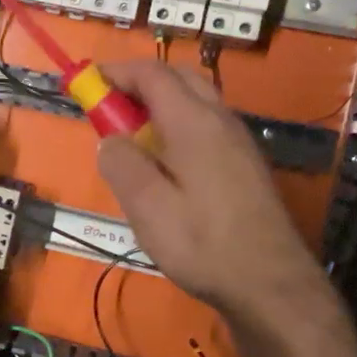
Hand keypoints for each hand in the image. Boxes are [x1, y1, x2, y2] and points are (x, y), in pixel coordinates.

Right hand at [94, 61, 356, 356]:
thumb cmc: (203, 244)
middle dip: (139, 83)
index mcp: (194, 122)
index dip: (115, 72)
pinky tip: (166, 165)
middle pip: (178, 78)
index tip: (85, 84)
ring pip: (196, 101)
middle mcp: (221, 120)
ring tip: (132, 139)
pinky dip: (179, 125)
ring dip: (160, 104)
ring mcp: (239, 142)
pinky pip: (207, 125)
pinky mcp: (247, 165)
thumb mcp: (147, 207)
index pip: (152, 74)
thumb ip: (122, 163)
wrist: (271, 284)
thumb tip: (110, 139)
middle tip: (108, 109)